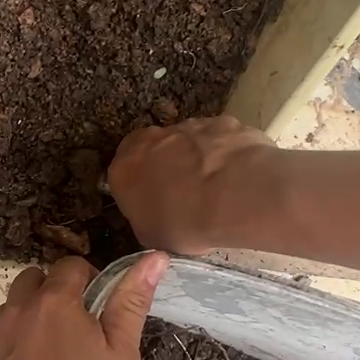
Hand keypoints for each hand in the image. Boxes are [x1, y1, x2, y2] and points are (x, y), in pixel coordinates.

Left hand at [0, 253, 168, 359]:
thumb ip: (132, 302)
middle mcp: (17, 311)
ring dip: (30, 318)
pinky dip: (12, 346)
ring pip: (11, 308)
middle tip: (77, 331)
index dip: (90, 280)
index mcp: (55, 302)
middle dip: (55, 293)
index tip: (100, 310)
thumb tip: (154, 257)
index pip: (71, 266)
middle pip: (33, 280)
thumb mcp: (122, 356)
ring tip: (52, 356)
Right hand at [108, 116, 280, 253]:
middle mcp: (150, 140)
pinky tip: (237, 174)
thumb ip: (145, 219)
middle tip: (183, 193)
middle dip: (165, 166)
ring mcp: (187, 126)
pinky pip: (218, 139)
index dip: (139, 186)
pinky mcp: (222, 122)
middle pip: (153, 150)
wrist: (235, 196)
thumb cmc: (185, 223)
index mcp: (123, 169)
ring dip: (195, 158)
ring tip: (216, 187)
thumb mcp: (152, 237)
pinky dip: (224, 153)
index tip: (152, 202)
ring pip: (187, 142)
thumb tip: (153, 216)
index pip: (122, 173)